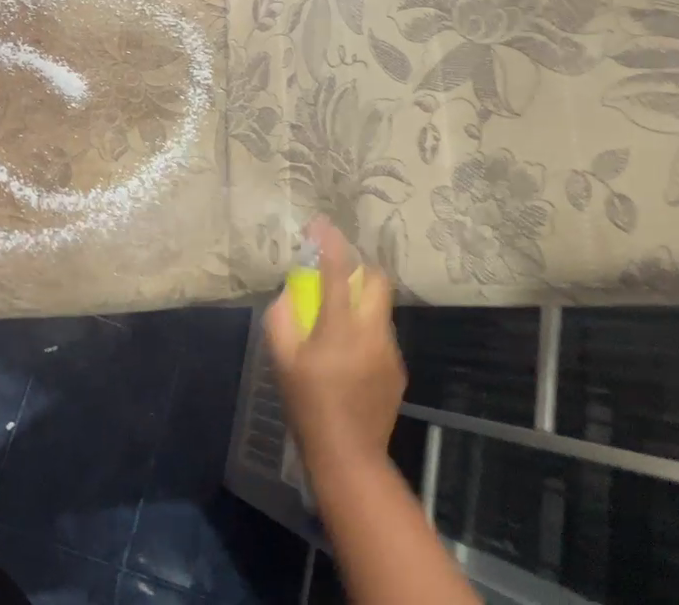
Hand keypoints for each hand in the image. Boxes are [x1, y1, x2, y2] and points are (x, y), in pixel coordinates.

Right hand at [263, 216, 404, 474]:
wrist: (348, 454)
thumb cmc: (307, 405)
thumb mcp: (281, 360)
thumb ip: (281, 318)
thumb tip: (289, 293)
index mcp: (340, 327)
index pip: (337, 271)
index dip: (329, 242)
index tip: (320, 224)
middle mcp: (372, 331)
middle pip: (377, 279)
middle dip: (358, 266)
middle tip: (335, 272)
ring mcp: (390, 350)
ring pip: (379, 307)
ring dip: (359, 300)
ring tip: (335, 320)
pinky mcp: (397, 368)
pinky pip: (381, 334)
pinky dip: (364, 329)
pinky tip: (347, 355)